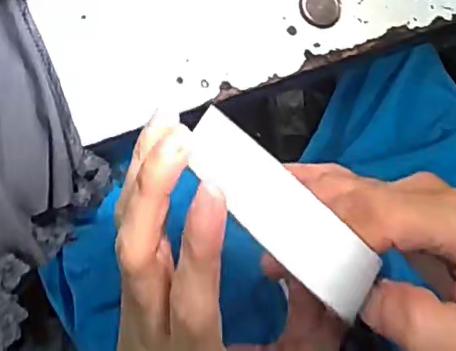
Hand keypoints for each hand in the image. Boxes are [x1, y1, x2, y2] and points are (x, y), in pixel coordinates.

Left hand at [114, 114, 348, 350]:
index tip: (215, 190)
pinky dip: (138, 174)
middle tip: (178, 141)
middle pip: (136, 252)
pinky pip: (124, 218)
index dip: (200, 243)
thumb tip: (331, 285)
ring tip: (165, 125)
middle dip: (154, 188)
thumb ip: (302, 334)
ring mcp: (131, 295)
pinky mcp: (126, 274)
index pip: (190, 299)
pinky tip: (150, 143)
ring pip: (123, 228)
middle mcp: (150, 320)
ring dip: (143, 168)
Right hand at [289, 167, 455, 350]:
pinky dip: (315, 202)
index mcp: (451, 215)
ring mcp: (410, 193)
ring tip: (275, 248)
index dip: (328, 232)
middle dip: (307, 229)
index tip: (295, 267)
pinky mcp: (400, 205)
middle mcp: (424, 191)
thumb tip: (357, 294)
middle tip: (275, 269)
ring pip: (341, 188)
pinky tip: (286, 198)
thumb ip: (421, 322)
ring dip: (305, 216)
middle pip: (349, 195)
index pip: (372, 209)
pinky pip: (348, 194)